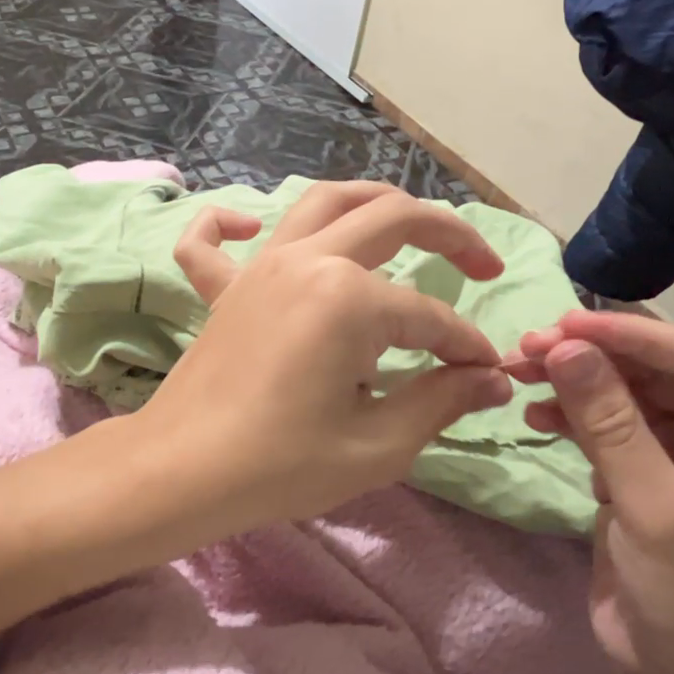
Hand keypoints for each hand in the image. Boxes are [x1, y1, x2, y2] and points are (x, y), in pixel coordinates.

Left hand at [126, 181, 514, 544]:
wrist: (183, 473)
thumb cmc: (282, 465)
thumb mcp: (376, 445)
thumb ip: (440, 401)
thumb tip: (490, 378)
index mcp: (349, 297)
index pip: (429, 315)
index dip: (466, 346)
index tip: (487, 375)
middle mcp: (307, 260)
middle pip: (391, 218)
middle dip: (450, 235)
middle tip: (485, 266)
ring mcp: (259, 266)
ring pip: (321, 203)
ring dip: (372, 200)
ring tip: (408, 217)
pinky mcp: (223, 288)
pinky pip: (212, 240)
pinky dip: (227, 222)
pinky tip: (249, 225)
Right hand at [503, 311, 673, 673]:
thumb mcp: (656, 510)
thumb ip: (611, 423)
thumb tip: (562, 345)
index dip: (631, 335)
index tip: (563, 324)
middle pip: (655, 371)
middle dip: (592, 355)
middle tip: (526, 344)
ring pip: (624, 393)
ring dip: (572, 381)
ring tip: (517, 370)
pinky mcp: (642, 476)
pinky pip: (604, 426)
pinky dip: (569, 415)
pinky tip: (534, 415)